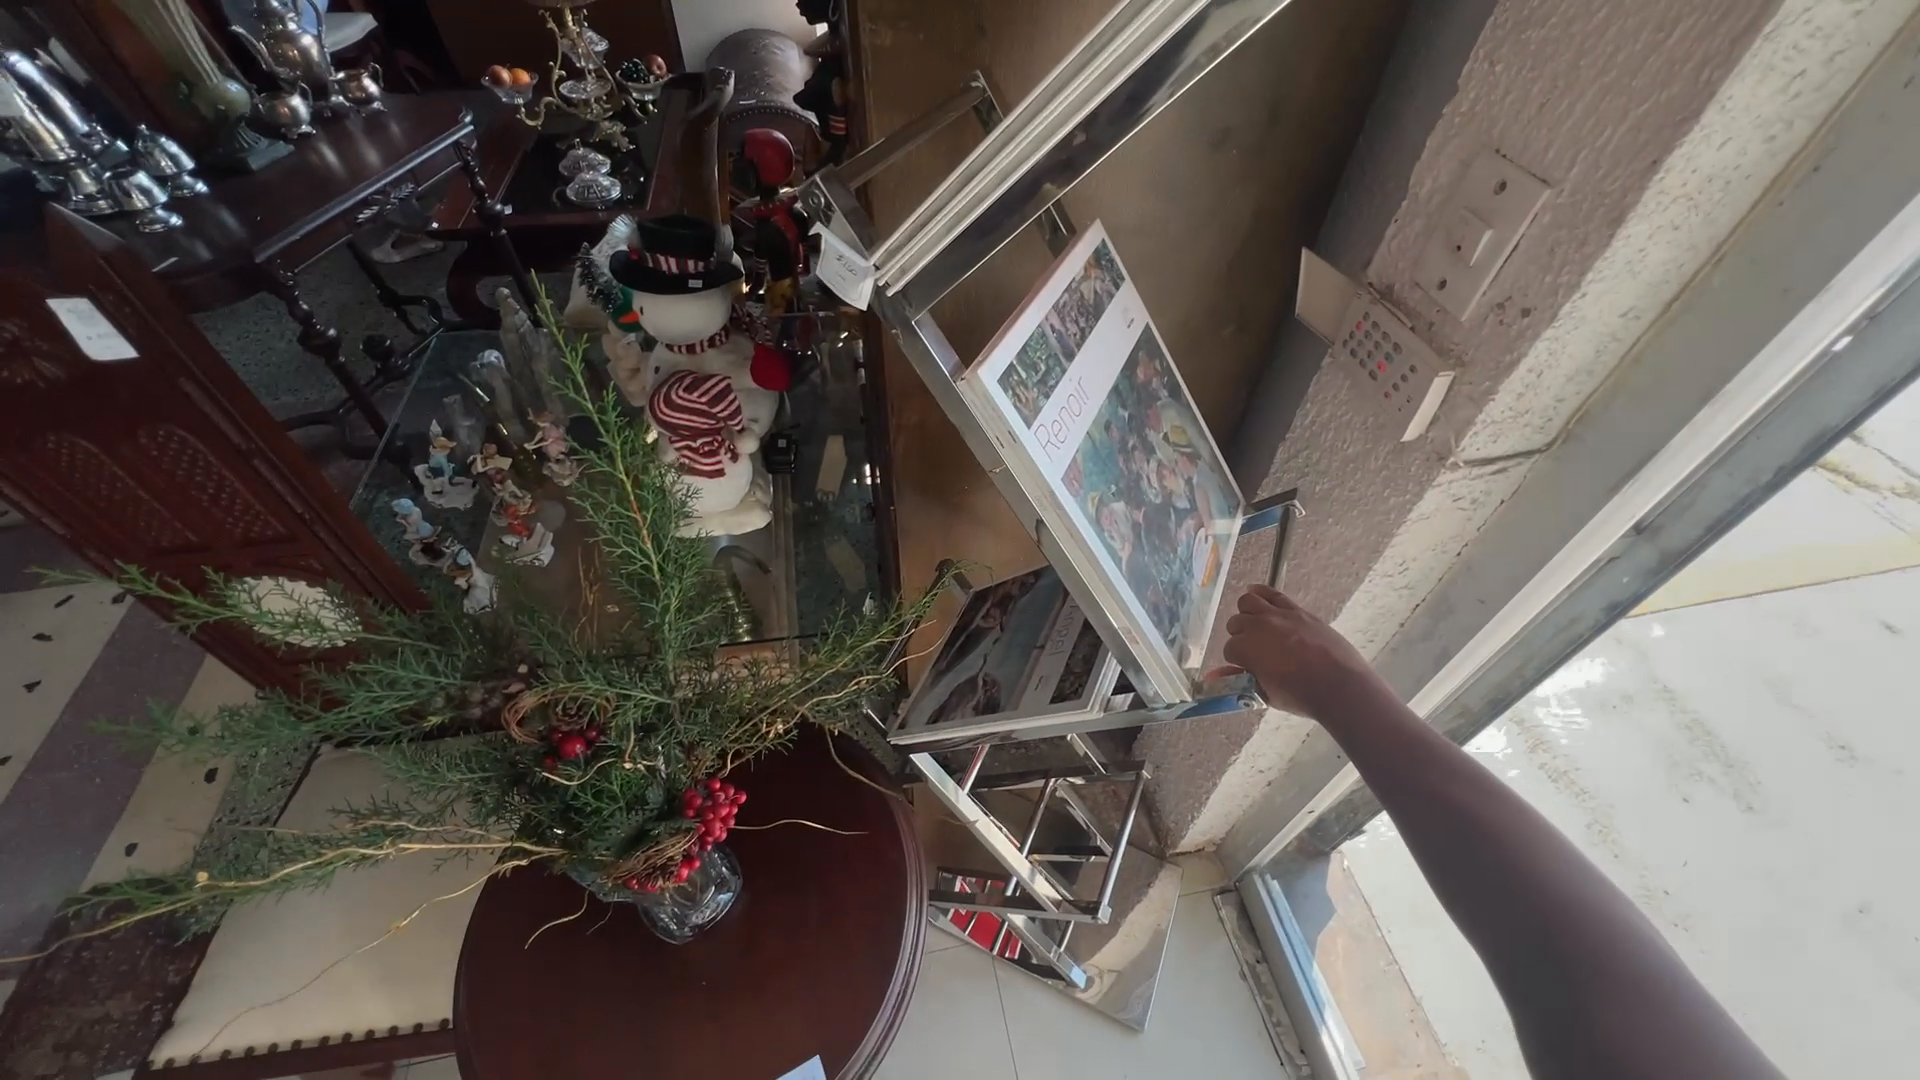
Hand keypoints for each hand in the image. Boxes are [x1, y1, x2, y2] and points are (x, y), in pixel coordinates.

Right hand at [1219, 585, 1375, 715]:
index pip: (1229, 648)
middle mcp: (1256, 626)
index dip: (1237, 660)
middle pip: (1235, 623)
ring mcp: (1277, 615)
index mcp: (1245, 648)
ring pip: (1247, 602)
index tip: (1247, 668)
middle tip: (1253, 650)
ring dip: (1246, 613)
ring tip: (1254, 624)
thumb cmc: (1300, 695)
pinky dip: (1260, 591)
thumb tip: (1212, 676)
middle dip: (1240, 636)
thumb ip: (1237, 680)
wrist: (1339, 686)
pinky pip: (1272, 593)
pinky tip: (1254, 593)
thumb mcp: (1264, 693)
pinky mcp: (1296, 610)